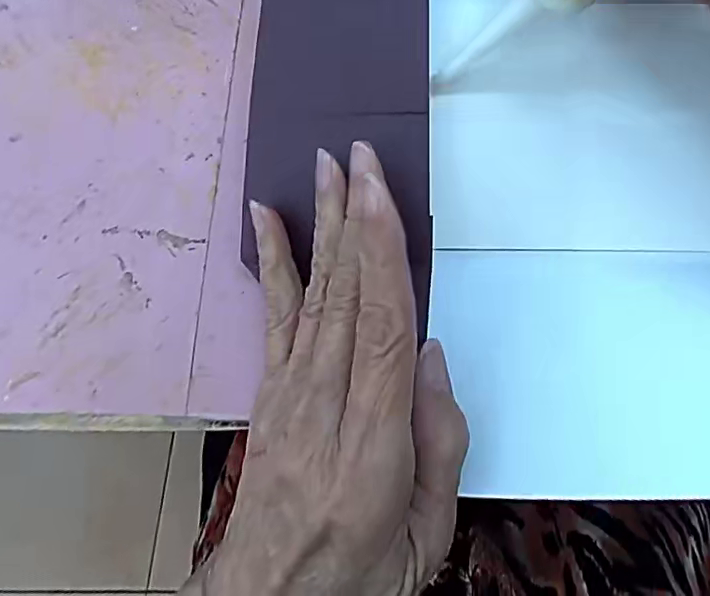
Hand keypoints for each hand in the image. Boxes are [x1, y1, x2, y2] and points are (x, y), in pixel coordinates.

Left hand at [191, 142, 468, 595]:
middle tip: (356, 155)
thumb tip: (431, 351)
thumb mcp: (428, 534)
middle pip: (345, 292)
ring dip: (322, 222)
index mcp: (374, 437)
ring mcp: (293, 387)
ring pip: (315, 289)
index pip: (383, 323)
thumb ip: (441, 441)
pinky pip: (275, 313)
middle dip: (353, 215)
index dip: (380, 250)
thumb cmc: (362, 572)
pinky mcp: (273, 386)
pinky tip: (268, 219)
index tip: (379, 191)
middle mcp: (328, 399)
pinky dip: (273, 260)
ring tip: (325, 168)